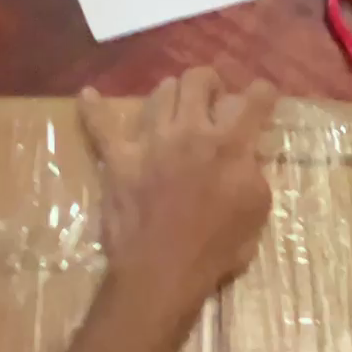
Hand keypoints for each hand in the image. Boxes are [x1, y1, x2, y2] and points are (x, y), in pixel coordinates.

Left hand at [79, 68, 277, 315]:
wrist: (163, 271)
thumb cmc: (217, 249)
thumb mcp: (256, 210)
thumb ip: (253, 171)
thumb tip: (247, 153)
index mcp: (230, 144)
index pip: (253, 99)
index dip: (263, 93)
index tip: (262, 98)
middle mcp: (190, 130)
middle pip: (198, 80)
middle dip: (210, 84)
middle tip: (213, 101)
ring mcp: (150, 141)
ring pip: (159, 93)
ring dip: (172, 96)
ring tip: (175, 110)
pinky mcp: (117, 158)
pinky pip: (99, 126)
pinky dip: (93, 109)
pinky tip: (89, 95)